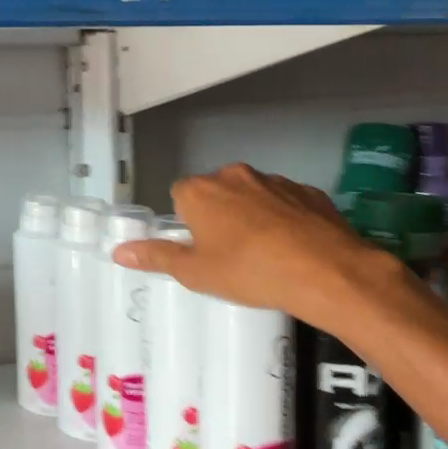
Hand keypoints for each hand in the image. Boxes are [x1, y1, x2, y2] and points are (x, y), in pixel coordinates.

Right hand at [112, 163, 403, 329]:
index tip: (201, 247)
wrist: (328, 273)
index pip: (180, 196)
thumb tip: (118, 252)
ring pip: (253, 195)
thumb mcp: (195, 272)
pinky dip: (286, 218)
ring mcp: (275, 181)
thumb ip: (156, 256)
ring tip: (266, 253)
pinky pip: (287, 202)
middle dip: (220, 215)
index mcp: (199, 191)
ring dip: (253, 215)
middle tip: (230, 253)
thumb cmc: (250, 271)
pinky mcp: (310, 192)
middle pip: (216, 192)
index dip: (188, 222)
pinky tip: (294, 247)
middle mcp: (233, 175)